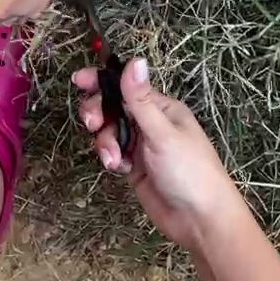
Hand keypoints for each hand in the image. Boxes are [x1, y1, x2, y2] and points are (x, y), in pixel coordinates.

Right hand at [74, 60, 250, 250]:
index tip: (78, 80)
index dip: (101, 81)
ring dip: (105, 142)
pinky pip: (113, 152)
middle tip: (91, 124)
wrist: (200, 221)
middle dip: (98, 113)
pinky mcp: (134, 166)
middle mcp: (150, 122)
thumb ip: (141, 99)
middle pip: (112, 107)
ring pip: (109, 131)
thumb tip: (135, 59)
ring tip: (113, 160)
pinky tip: (118, 169)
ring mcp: (141, 145)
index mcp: (161, 107)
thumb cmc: (189, 170)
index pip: (126, 85)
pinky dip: (111, 157)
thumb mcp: (162, 133)